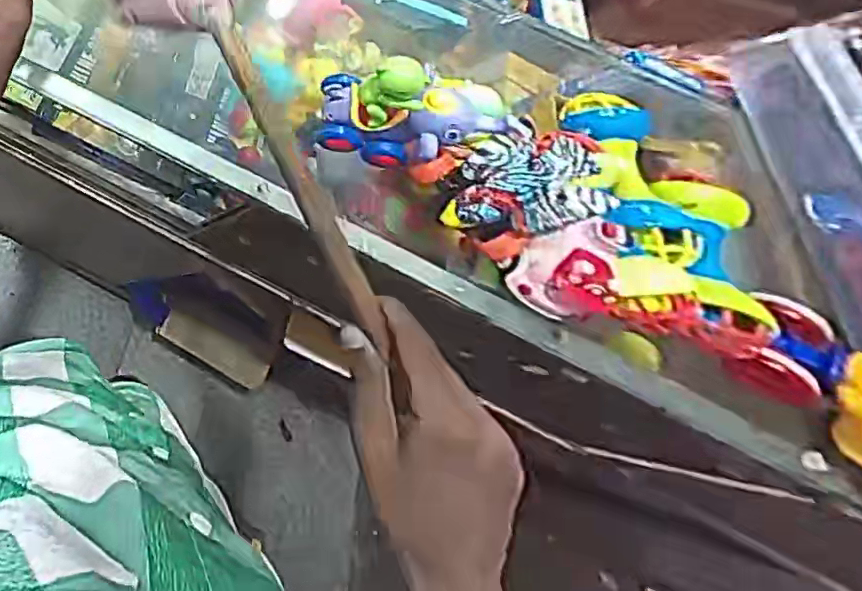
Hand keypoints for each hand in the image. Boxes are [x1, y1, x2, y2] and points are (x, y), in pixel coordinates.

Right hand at [345, 298, 522, 590]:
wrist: (457, 576)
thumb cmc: (405, 513)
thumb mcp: (375, 448)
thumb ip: (368, 385)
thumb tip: (354, 333)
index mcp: (449, 420)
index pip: (420, 349)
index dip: (396, 318)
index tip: (374, 299)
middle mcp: (484, 422)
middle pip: (437, 364)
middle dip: (404, 345)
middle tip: (370, 334)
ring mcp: (501, 437)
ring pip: (453, 383)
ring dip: (422, 371)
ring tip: (390, 375)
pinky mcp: (507, 451)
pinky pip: (468, 406)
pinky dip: (441, 396)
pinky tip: (420, 410)